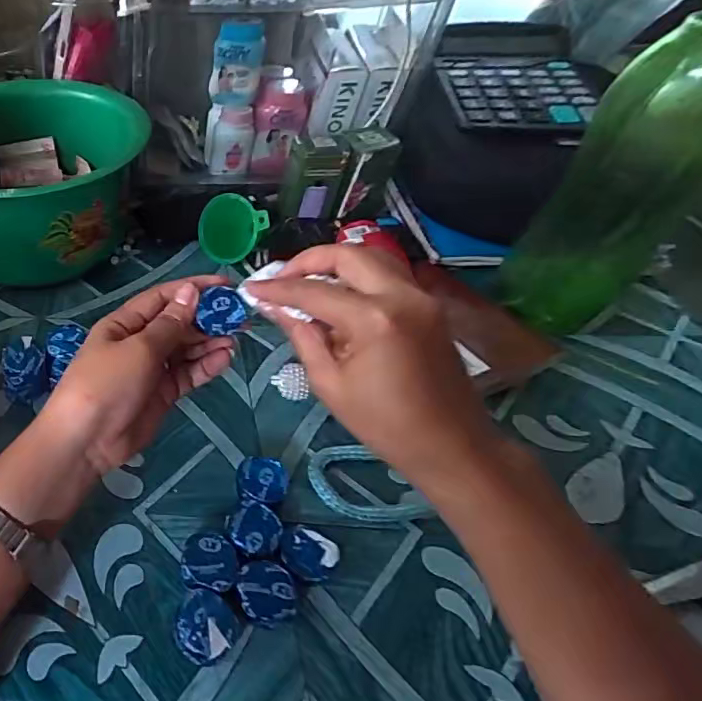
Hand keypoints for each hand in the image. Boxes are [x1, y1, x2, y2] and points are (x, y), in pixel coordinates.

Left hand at [0, 277, 235, 530]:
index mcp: (123, 324)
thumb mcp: (138, 348)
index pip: (161, 298)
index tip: (226, 286)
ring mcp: (150, 369)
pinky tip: (224, 358)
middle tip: (239, 316)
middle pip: (176, 323)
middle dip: (205, 318)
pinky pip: (187, 374)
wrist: (87, 439)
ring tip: (236, 337)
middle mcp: (137, 343)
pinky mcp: (161, 393)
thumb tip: (190, 291)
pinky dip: (205, 366)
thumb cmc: (107, 384)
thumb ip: (169, 324)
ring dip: (209, 342)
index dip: (192, 289)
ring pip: (185, 349)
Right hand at [244, 244, 499, 482]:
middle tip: (279, 279)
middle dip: (307, 261)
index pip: (313, 291)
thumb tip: (273, 307)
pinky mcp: (429, 306)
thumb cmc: (383, 423)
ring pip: (371, 257)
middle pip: (347, 255)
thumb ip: (302, 335)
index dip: (276, 289)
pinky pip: (387, 275)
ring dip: (334, 263)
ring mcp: (421, 298)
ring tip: (304, 283)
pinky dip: (357, 276)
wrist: (451, 445)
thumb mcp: (328, 382)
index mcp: (374, 319)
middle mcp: (401, 296)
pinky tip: (335, 297)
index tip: (250, 289)